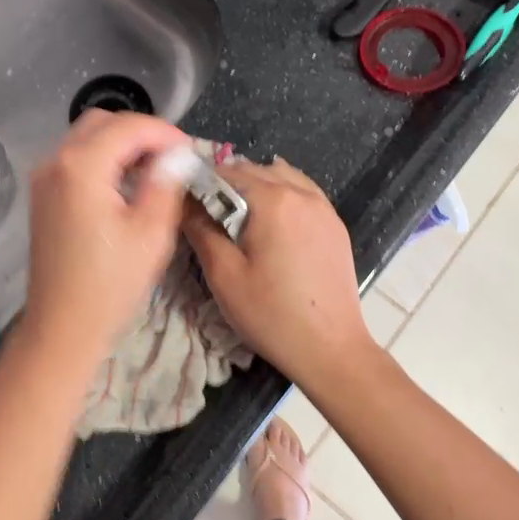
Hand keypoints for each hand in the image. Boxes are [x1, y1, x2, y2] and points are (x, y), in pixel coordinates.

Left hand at [23, 109, 191, 361]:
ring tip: (155, 171)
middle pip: (102, 122)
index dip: (164, 133)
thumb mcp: (151, 234)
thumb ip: (165, 183)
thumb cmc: (110, 286)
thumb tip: (177, 154)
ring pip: (86, 138)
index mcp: (80, 167)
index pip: (128, 126)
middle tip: (173, 159)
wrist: (61, 327)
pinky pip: (75, 159)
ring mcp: (44, 178)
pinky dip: (102, 160)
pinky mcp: (43, 195)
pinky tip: (126, 185)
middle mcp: (55, 162)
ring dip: (121, 145)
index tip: (191, 152)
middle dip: (141, 133)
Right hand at [181, 158, 377, 390]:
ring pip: (281, 176)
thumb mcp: (223, 274)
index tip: (185, 204)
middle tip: (208, 213)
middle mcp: (300, 193)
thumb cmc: (270, 313)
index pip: (225, 172)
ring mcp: (323, 208)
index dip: (200, 183)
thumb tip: (183, 202)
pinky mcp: (335, 225)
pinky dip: (282, 194)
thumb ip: (200, 229)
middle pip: (253, 170)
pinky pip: (303, 192)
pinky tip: (270, 219)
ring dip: (256, 185)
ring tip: (239, 215)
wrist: (330, 349)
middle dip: (227, 183)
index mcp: (271, 201)